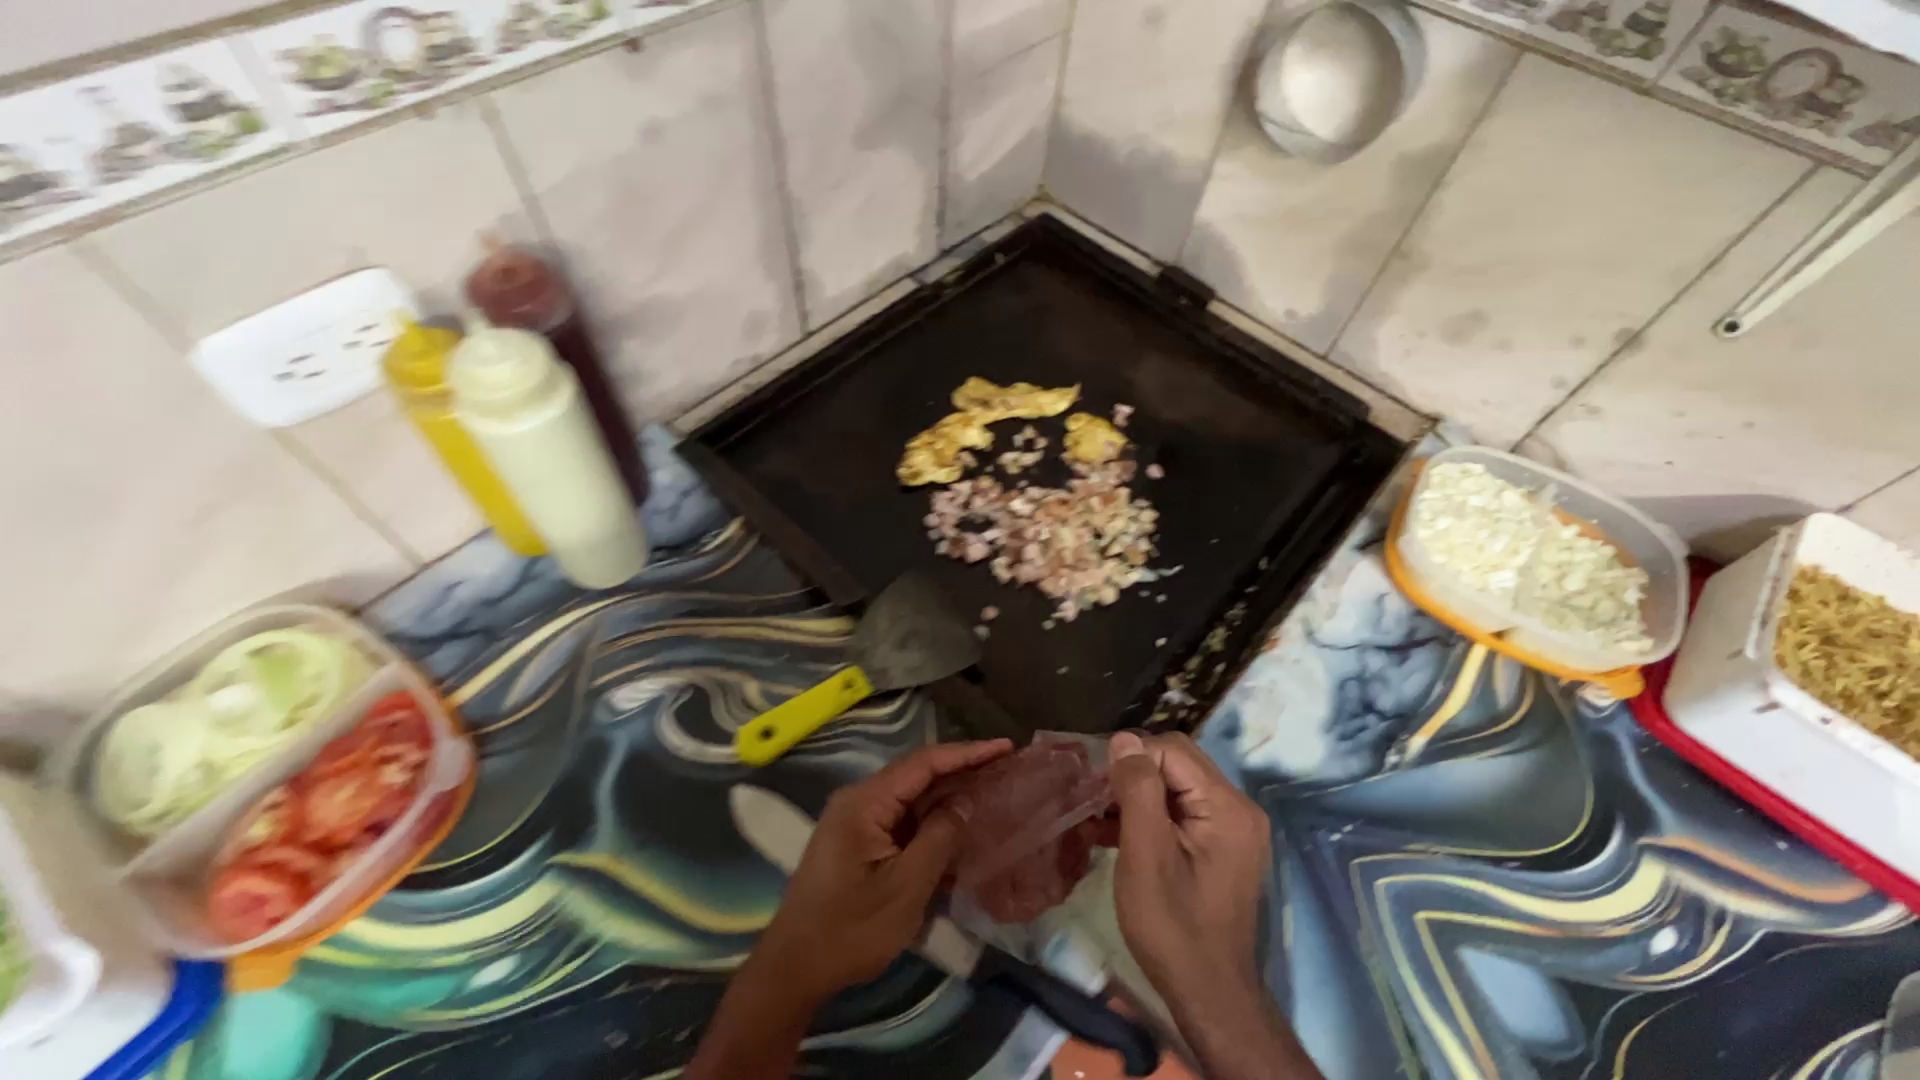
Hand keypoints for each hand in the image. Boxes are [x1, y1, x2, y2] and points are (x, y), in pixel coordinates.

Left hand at [755, 739, 1013, 1001]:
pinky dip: (931, 822)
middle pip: (917, 775)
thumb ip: (939, 837)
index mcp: (865, 802)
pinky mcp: (858, 843)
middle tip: (1006, 767)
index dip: (967, 753)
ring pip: (911, 798)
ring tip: (991, 790)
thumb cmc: (851, 929)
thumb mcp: (906, 886)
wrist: (795, 969)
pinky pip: (901, 820)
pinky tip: (959, 827)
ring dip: (948, 796)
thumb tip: (965, 801)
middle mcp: (858, 801)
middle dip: (961, 770)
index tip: (1005, 747)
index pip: (923, 763)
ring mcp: (856, 822)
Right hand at [1106, 733, 1322, 1079]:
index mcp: (1227, 806)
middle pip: (1178, 764)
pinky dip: (1150, 816)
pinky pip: (1182, 812)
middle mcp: (1238, 808)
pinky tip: (1114, 833)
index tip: (1093, 784)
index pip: (1173, 750)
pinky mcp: (1221, 847)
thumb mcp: (1145, 854)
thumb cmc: (1172, 926)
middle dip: (1131, 773)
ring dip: (1135, 795)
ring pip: (1176, 786)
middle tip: (1091, 797)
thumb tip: (1124, 739)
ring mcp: (1233, 829)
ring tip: (1095, 817)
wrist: (1208, 992)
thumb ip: (1137, 790)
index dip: (1130, 758)